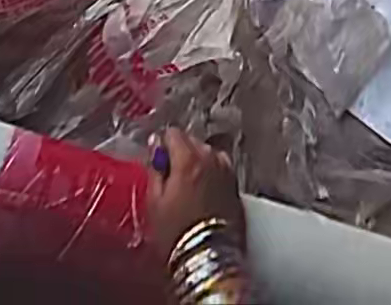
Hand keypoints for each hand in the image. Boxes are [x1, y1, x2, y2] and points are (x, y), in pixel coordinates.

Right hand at [146, 127, 245, 262]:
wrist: (208, 258)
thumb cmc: (177, 234)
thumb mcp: (155, 202)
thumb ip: (155, 169)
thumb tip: (156, 149)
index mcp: (188, 158)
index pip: (173, 132)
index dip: (163, 144)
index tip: (159, 159)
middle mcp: (210, 156)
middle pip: (191, 140)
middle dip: (180, 152)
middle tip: (171, 177)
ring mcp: (226, 168)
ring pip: (207, 152)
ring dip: (197, 161)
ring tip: (188, 187)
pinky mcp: (235, 182)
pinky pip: (219, 165)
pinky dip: (211, 171)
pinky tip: (204, 191)